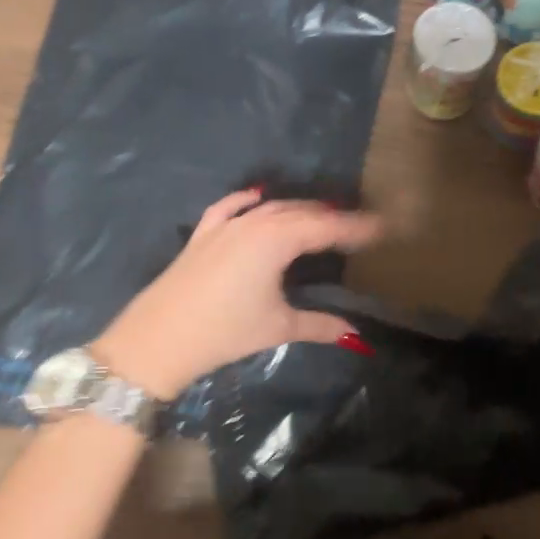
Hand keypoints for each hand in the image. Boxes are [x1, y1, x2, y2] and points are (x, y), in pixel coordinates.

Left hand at [93, 191, 381, 398]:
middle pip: (303, 212)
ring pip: (272, 208)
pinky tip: (259, 197)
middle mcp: (254, 223)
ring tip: (324, 218)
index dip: (357, 228)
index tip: (383, 228)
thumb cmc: (223, 332)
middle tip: (360, 228)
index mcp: (277, 239)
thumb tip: (356, 335)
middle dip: (333, 218)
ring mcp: (226, 226)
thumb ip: (320, 325)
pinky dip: (248, 201)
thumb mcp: (278, 327)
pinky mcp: (203, 236)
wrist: (155, 341)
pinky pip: (231, 208)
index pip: (328, 227)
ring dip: (300, 211)